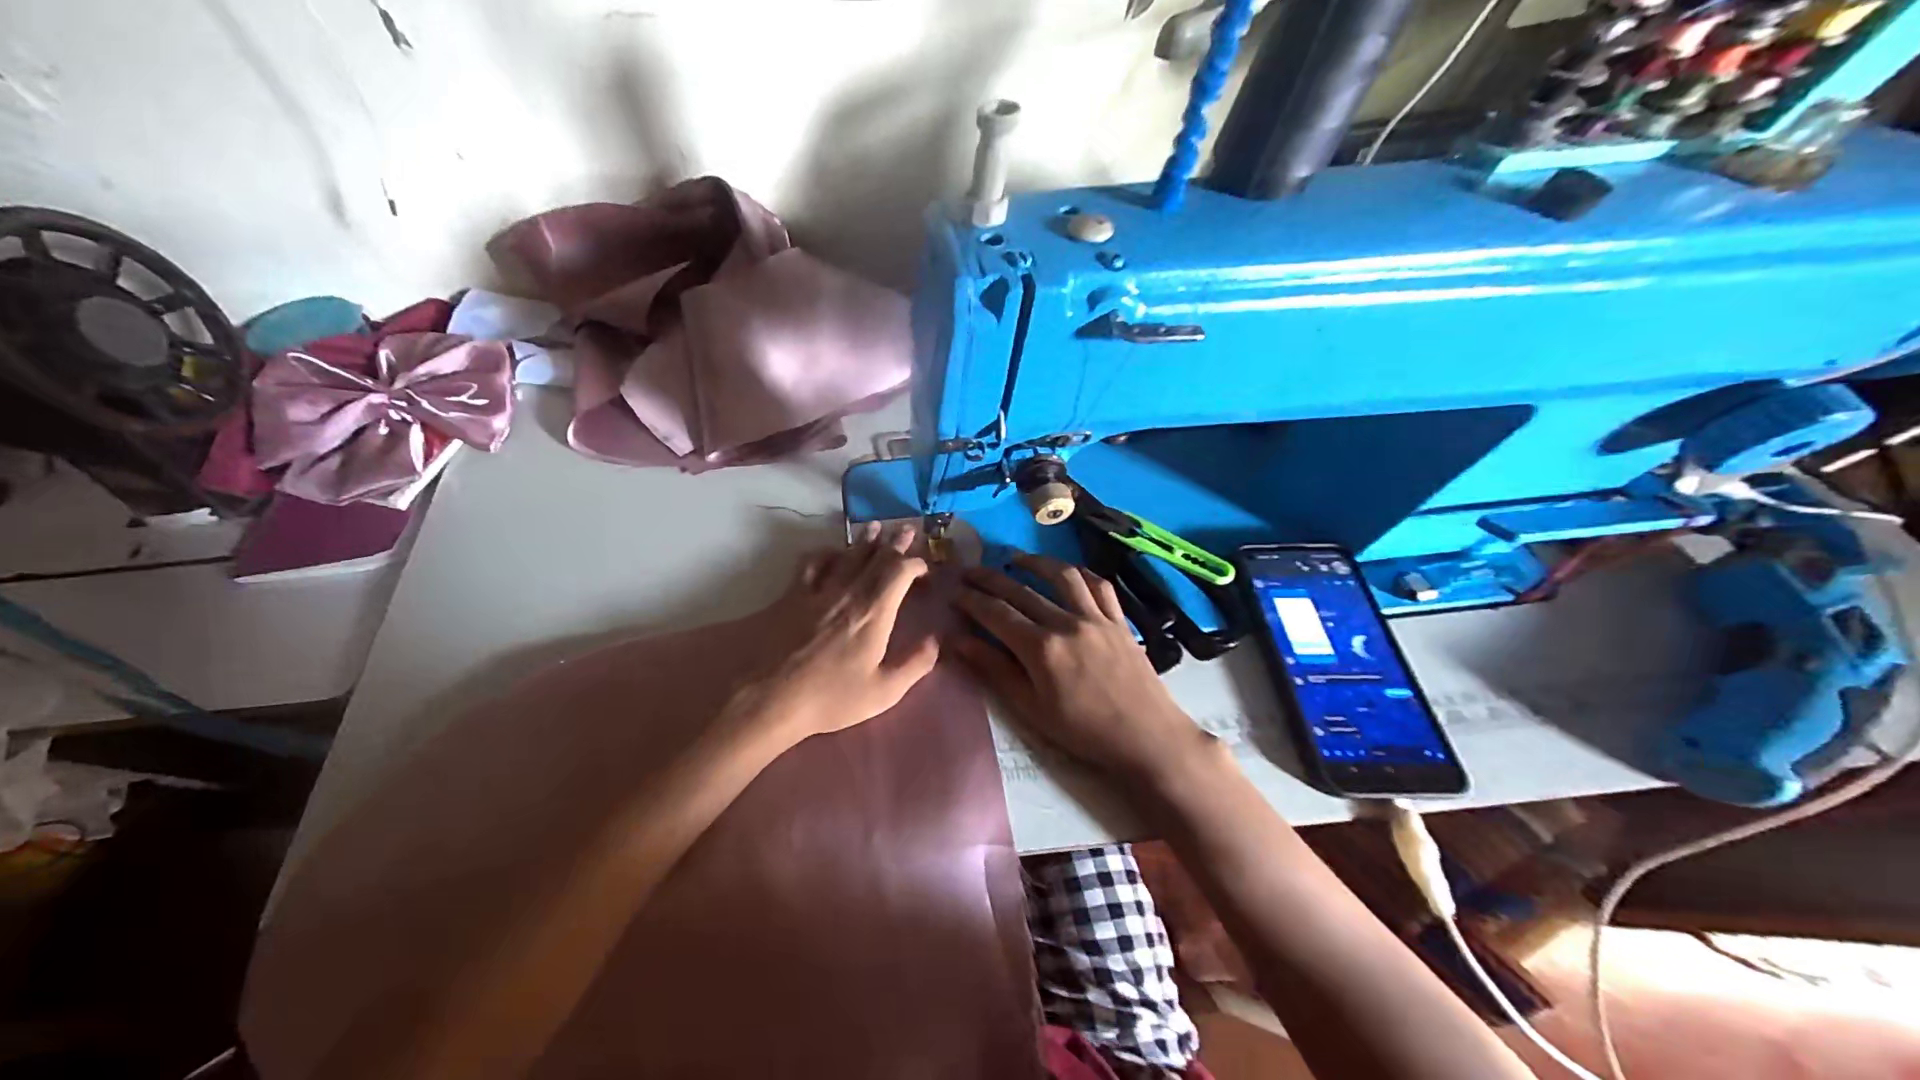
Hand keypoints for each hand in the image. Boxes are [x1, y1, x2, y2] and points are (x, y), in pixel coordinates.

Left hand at [730, 524, 939, 741]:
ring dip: (863, 541)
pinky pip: (812, 563)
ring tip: (874, 528)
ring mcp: (817, 591)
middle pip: (875, 557)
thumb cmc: (830, 697)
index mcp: (874, 613)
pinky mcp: (791, 595)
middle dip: (894, 543)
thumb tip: (935, 641)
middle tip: (906, 530)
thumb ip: (914, 665)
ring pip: (845, 555)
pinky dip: (825, 552)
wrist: (768, 696)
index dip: (915, 564)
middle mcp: (848, 592)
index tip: (924, 568)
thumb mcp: (883, 692)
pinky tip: (830, 552)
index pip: (899, 572)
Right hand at [951, 553, 1213, 783]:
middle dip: (990, 579)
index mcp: (1041, 648)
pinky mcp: (1119, 620)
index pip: (996, 613)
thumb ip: (994, 670)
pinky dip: (1080, 572)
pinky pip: (1099, 585)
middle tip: (970, 572)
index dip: (971, 600)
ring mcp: (1096, 617)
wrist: (1146, 737)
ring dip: (1035, 562)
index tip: (954, 592)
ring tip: (1015, 559)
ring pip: (1062, 576)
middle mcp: (1067, 623)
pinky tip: (1068, 572)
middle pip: (1021, 591)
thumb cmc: (1083, 731)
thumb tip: (957, 641)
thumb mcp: (1031, 708)